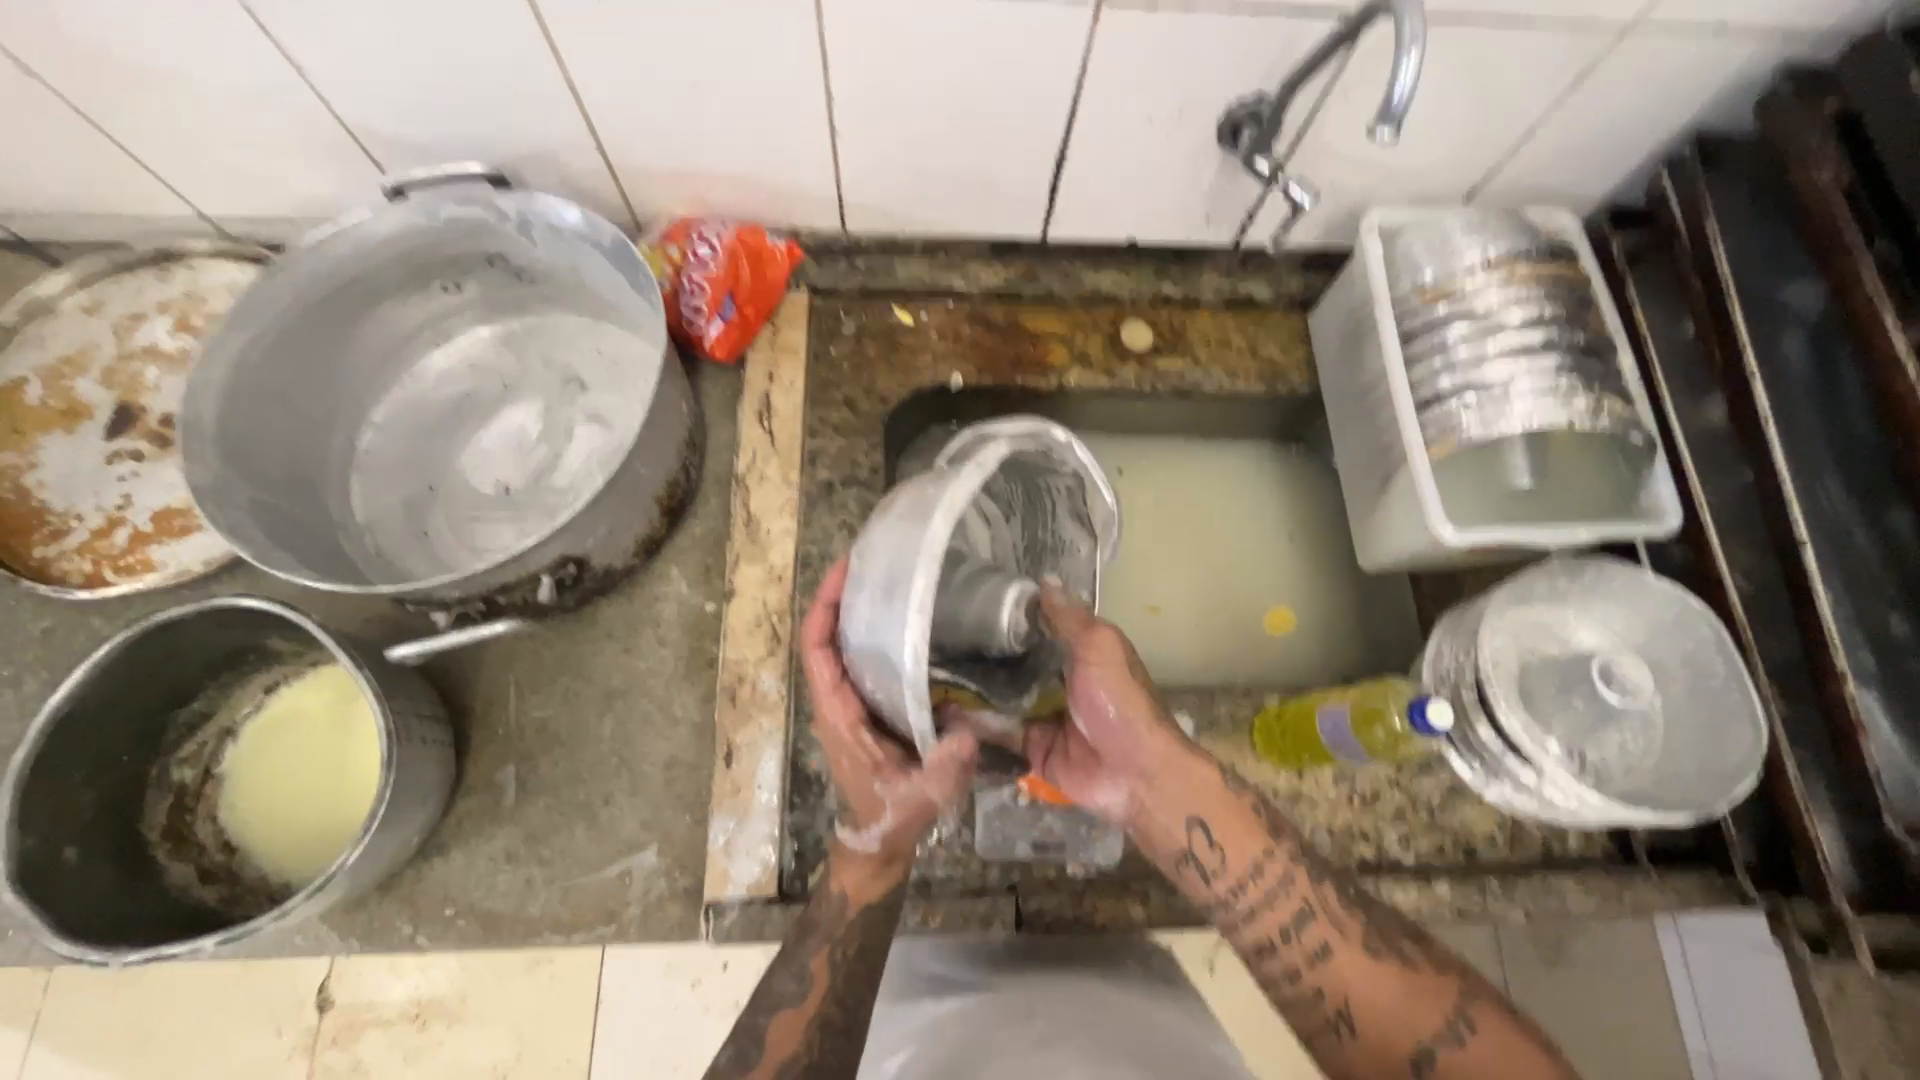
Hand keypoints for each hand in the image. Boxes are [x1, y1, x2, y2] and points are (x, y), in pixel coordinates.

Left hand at [802, 556, 979, 876]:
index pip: (817, 652)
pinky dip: (874, 636)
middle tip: (871, 562)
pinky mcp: (866, 709)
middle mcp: (837, 702)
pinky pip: (862, 663)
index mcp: (838, 715)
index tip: (842, 571)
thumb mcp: (922, 796)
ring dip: (856, 613)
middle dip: (840, 598)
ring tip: (888, 580)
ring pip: (842, 648)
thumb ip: (944, 767)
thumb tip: (968, 731)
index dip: (824, 609)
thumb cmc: (890, 817)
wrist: (879, 841)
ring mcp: (850, 705)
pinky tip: (908, 622)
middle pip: (826, 639)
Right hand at [955, 584, 1191, 825]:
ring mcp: (1043, 716)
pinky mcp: (1032, 749)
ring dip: (972, 691)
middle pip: (1013, 665)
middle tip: (936, 642)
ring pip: (1001, 699)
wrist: (1135, 773)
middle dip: (981, 657)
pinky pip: (999, 734)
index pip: (1036, 631)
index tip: (967, 605)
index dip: (1007, 621)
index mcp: (1078, 654)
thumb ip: (1069, 618)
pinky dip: (975, 726)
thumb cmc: (1119, 702)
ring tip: (928, 676)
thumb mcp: (1099, 648)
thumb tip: (1044, 579)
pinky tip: (943, 713)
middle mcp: (1057, 682)